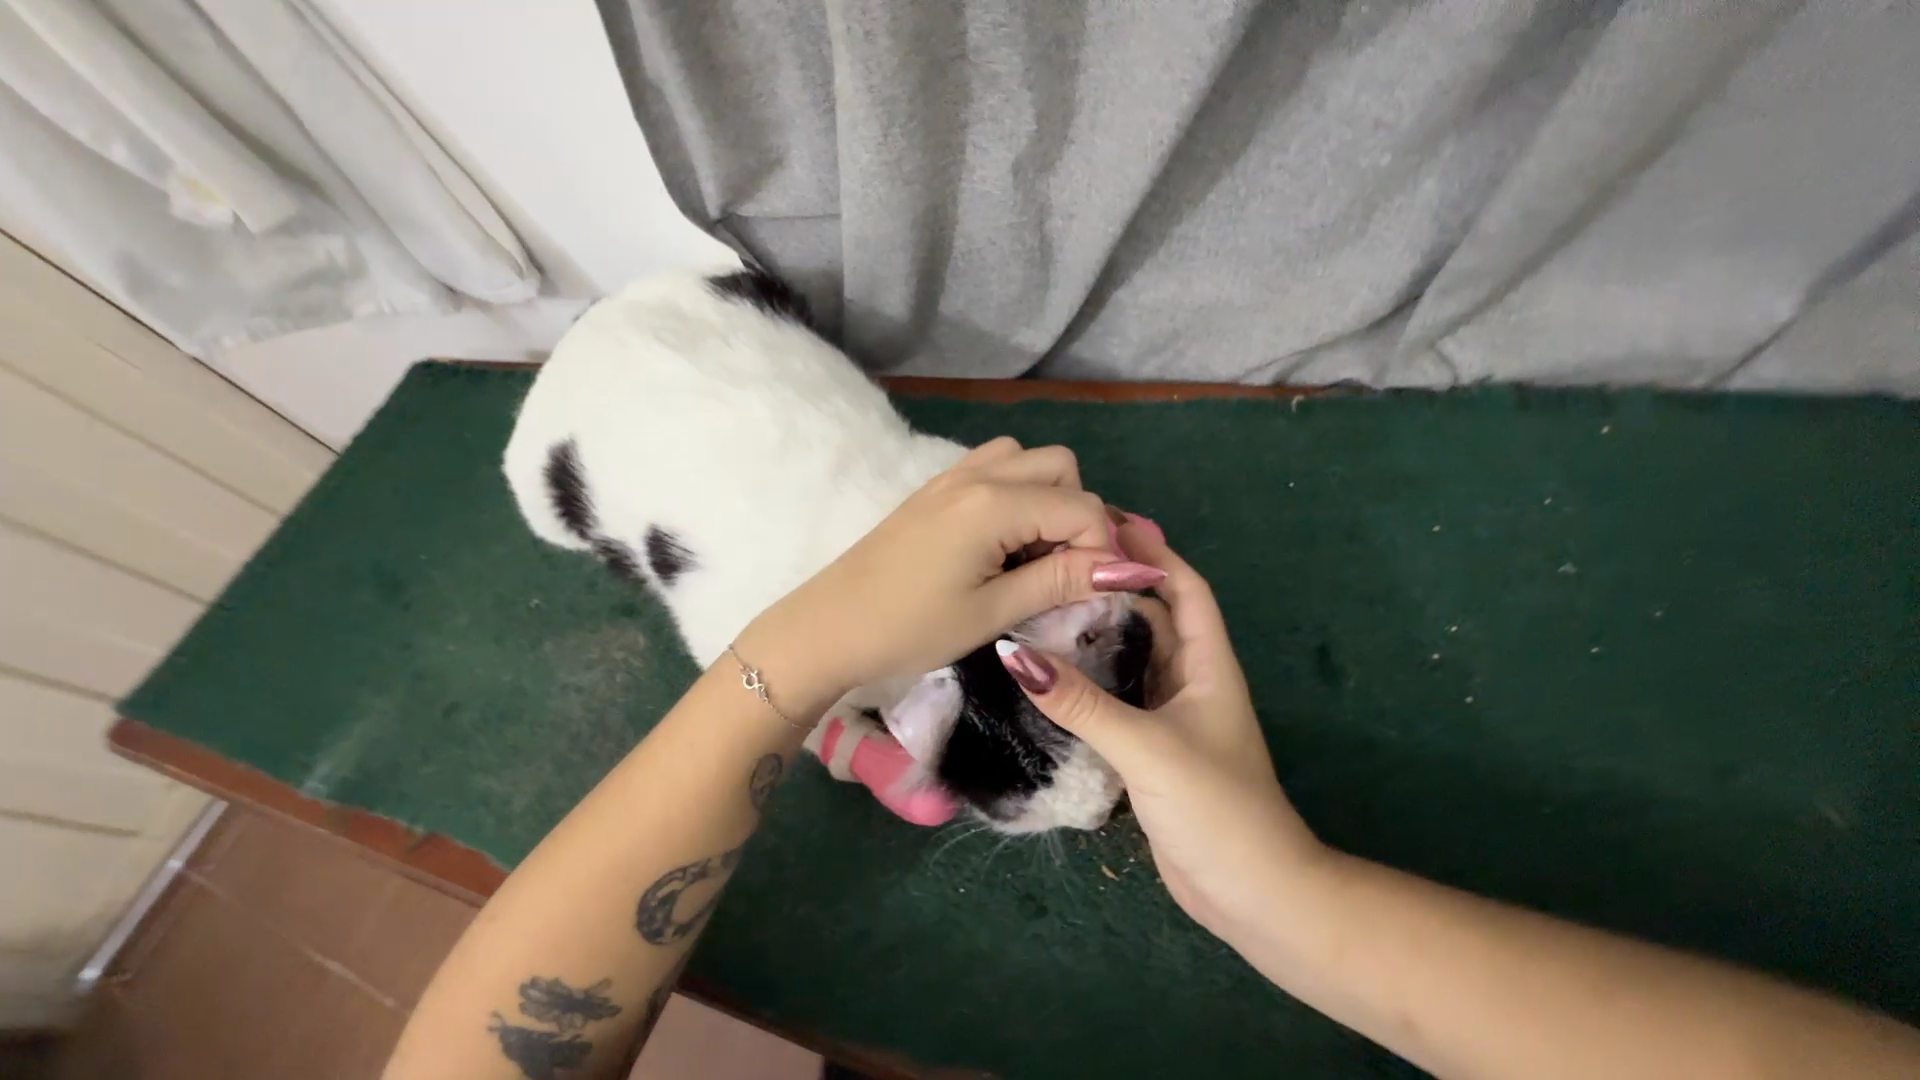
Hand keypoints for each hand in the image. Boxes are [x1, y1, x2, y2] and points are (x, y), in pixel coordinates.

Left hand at [739, 438, 1166, 714]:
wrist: (829, 627)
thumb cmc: (909, 629)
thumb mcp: (992, 613)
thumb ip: (1060, 582)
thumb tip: (1127, 570)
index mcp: (993, 504)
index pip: (1083, 507)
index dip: (1103, 549)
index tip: (1095, 591)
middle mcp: (978, 474)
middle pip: (1062, 467)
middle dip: (1078, 514)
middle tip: (1064, 569)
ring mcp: (952, 476)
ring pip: (1028, 460)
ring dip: (1047, 497)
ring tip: (1034, 554)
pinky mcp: (935, 489)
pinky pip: (994, 467)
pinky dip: (1016, 493)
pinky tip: (1002, 541)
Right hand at [995, 517, 1326, 937]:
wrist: (1252, 894)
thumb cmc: (1215, 808)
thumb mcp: (1147, 747)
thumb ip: (1081, 703)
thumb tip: (1011, 653)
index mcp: (1206, 665)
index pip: (1183, 588)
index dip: (1151, 552)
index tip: (1101, 521)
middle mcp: (1190, 681)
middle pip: (1151, 617)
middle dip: (1110, 588)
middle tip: (1051, 563)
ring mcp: (1170, 717)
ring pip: (1130, 658)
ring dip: (1094, 634)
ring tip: (1038, 607)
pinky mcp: (1150, 750)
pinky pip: (1115, 698)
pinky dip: (1086, 682)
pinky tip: (1046, 675)